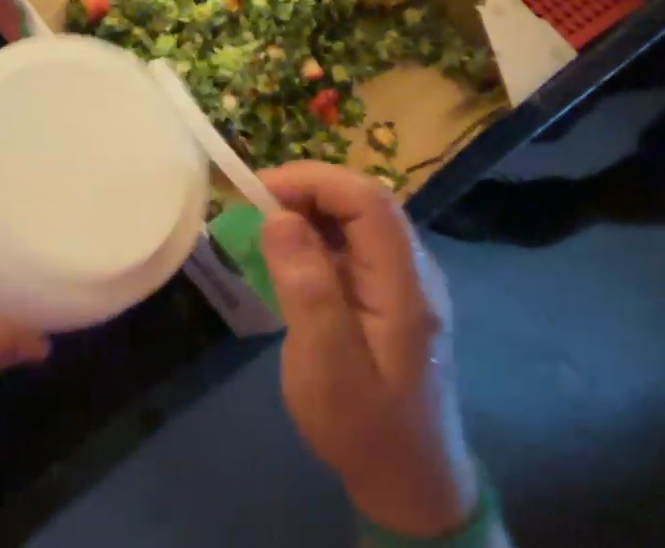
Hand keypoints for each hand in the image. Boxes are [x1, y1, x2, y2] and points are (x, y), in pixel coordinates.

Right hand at [259, 162, 478, 538]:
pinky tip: (287, 258)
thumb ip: (306, 287)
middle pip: (365, 202)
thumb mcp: (325, 361)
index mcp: (405, 285)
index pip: (368, 200)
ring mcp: (405, 285)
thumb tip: (279, 219)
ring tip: (260, 227)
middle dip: (305, 189)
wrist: (408, 483)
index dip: (312, 181)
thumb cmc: (362, 425)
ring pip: (358, 220)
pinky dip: (316, 236)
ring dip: (308, 210)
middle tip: (251, 207)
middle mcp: (414, 274)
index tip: (257, 193)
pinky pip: (354, 247)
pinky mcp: (389, 298)